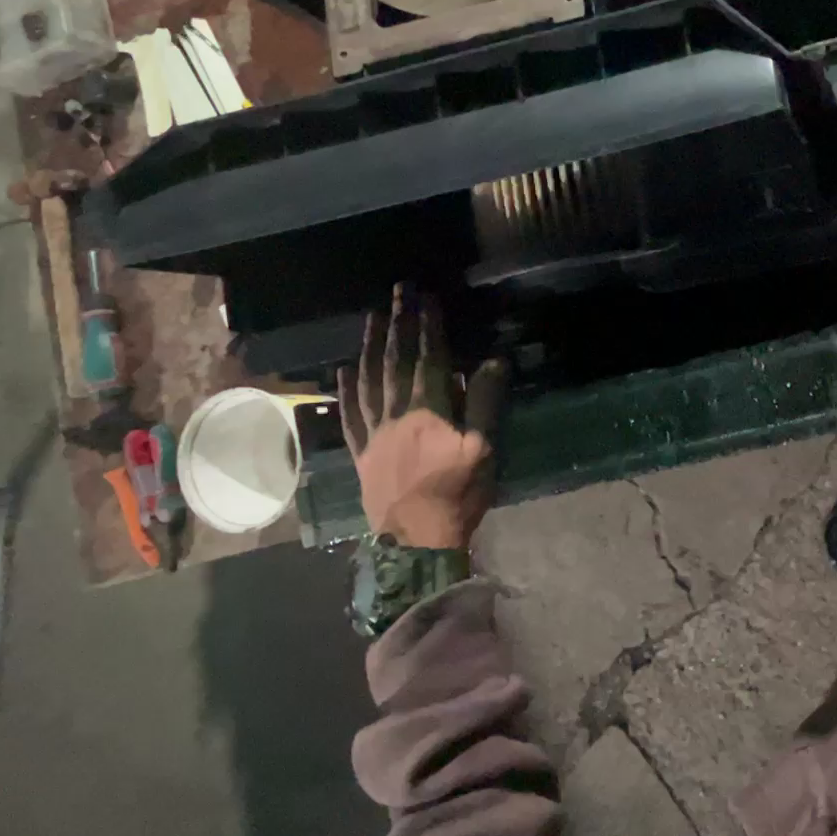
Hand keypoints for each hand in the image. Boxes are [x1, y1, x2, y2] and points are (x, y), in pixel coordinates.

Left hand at [340, 286, 503, 548]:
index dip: (427, 327)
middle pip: (395, 362)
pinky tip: (344, 371)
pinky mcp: (361, 453)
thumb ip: (484, 403)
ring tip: (372, 320)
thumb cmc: (457, 494)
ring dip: (370, 347)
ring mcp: (374, 433)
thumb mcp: (482, 449)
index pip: (428, 359)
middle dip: (397, 325)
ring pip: (368, 381)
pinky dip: (346, 390)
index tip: (426, 298)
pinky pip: (350, 415)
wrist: (416, 540)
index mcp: (429, 410)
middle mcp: (396, 414)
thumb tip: (492, 361)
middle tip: (397, 294)